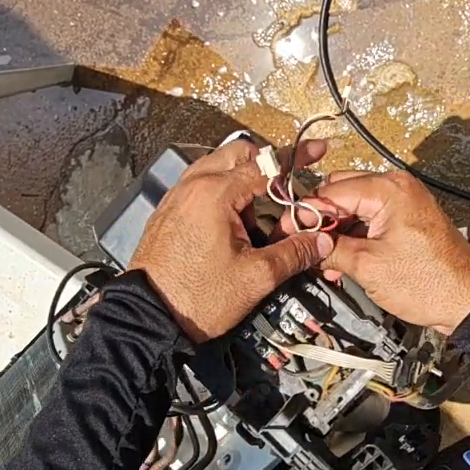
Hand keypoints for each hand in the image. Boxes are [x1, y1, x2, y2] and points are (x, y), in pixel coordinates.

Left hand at [129, 139, 332, 341]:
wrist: (149, 318)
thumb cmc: (197, 298)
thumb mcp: (256, 277)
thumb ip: (294, 253)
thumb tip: (320, 240)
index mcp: (215, 193)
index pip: (266, 165)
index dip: (297, 158)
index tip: (316, 151)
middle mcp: (193, 186)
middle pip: (239, 154)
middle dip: (267, 166)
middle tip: (288, 190)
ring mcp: (177, 197)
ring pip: (219, 168)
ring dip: (244, 181)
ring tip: (259, 220)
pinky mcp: (169, 212)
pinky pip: (202, 186)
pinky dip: (224, 194)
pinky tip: (234, 226)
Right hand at [306, 170, 469, 332]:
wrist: (466, 302)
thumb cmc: (428, 284)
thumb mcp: (367, 266)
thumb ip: (330, 247)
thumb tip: (304, 239)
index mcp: (389, 190)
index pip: (332, 191)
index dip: (306, 212)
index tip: (287, 230)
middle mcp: (398, 187)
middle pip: (342, 193)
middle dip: (321, 220)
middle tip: (303, 245)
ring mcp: (405, 202)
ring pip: (355, 207)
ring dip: (337, 231)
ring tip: (323, 260)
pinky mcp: (408, 219)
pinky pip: (371, 219)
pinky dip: (355, 236)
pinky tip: (342, 261)